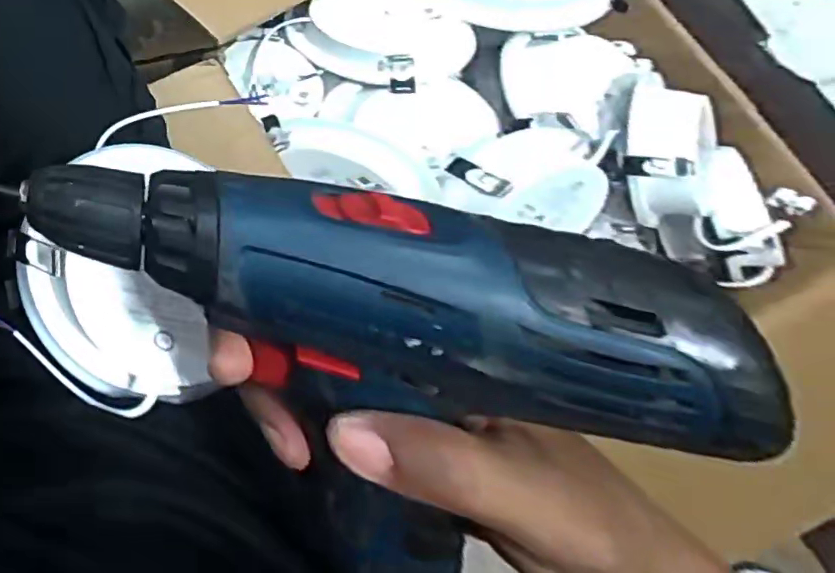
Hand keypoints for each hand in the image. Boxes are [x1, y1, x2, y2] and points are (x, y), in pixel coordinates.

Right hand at [209, 332, 726, 572]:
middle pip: (302, 327)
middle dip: (256, 347)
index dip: (277, 303)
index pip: (340, 302)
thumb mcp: (536, 498)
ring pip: (297, 367)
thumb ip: (448, 464)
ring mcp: (385, 393)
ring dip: (270, 394)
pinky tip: (295, 452)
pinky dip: (287, 424)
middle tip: (231, 376)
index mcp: (437, 343)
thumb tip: (340, 431)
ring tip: (285, 445)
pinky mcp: (377, 431)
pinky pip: (310, 410)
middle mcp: (400, 355)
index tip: (242, 342)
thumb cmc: (602, 532)